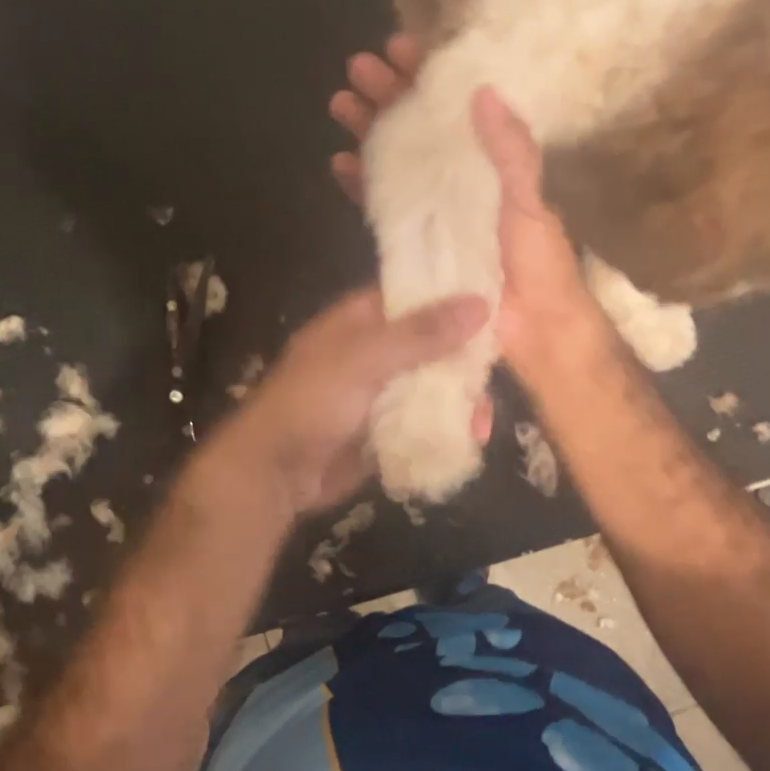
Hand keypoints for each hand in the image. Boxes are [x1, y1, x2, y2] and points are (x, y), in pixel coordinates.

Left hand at [217, 288, 488, 514]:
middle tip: (493, 377)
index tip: (496, 304)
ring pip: (433, 388)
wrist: (273, 474)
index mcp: (358, 322)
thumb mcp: (364, 360)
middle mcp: (372, 354)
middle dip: (465, 362)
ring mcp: (379, 396)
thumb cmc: (311, 404)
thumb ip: (421, 334)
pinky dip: (447, 431)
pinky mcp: (384, 433)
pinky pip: (424, 424)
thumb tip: (480, 304)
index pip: (412, 296)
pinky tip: (470, 441)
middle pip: (432, 346)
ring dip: (461, 403)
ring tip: (481, 425)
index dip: (451, 296)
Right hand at [328, 40, 602, 385]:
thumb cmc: (538, 262)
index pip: (455, 108)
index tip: (400, 48)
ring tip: (340, 104)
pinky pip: (382, 210)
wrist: (532, 327)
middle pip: (416, 128)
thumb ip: (511, 151)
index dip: (426, 77)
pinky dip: (360, 185)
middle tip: (358, 68)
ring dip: (367, 130)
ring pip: (393, 160)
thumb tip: (482, 91)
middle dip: (386, 95)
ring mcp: (434, 213)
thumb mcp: (530, 200)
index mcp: (490, 163)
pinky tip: (340, 163)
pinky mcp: (414, 247)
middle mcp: (459, 181)